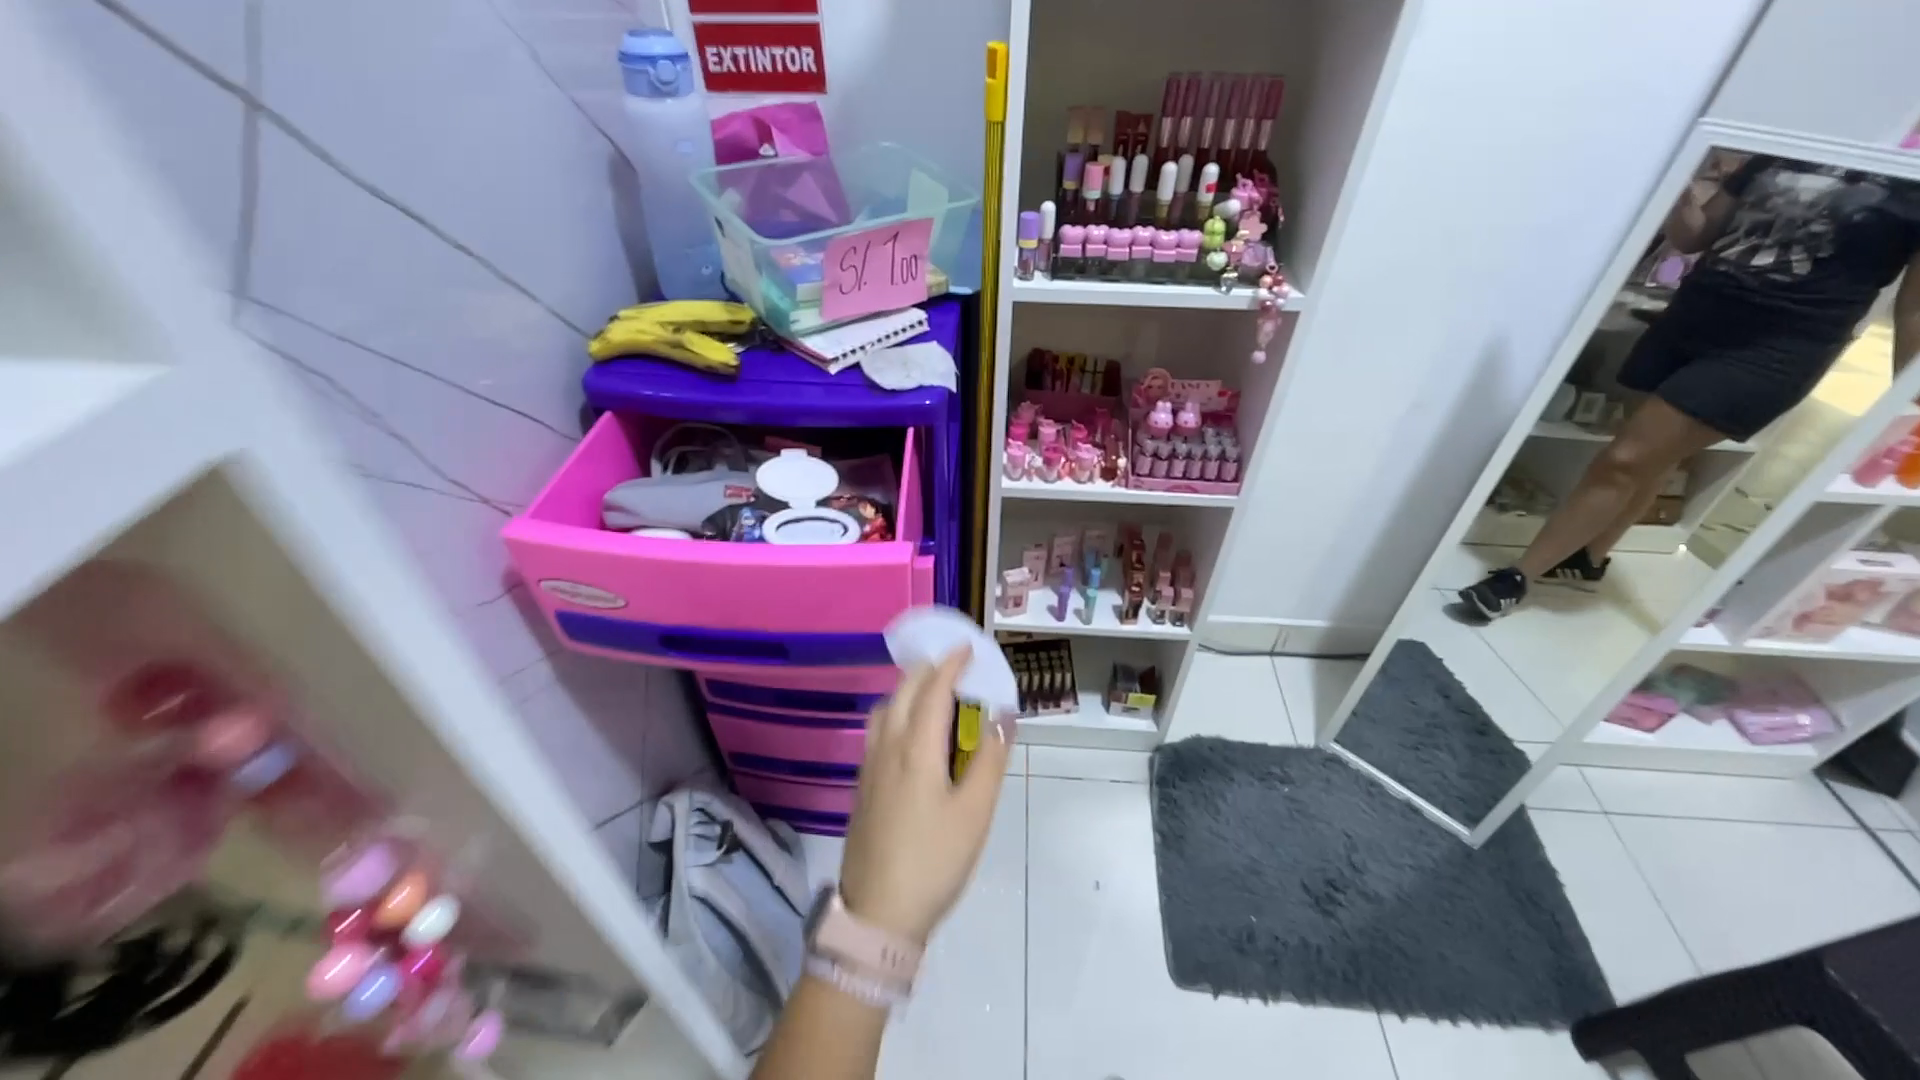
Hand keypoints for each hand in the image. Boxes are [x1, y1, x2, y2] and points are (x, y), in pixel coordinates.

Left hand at [838, 649, 1014, 944]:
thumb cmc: (934, 861)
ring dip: (905, 690)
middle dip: (926, 670)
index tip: (967, 648)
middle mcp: (886, 749)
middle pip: (901, 693)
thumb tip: (1003, 716)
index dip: (950, 665)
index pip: (931, 690)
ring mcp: (868, 768)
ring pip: (883, 711)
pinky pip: (876, 732)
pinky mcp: (862, 788)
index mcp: (915, 750)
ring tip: (931, 692)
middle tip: (952, 663)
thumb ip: (990, 761)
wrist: (878, 914)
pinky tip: (910, 733)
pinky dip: (895, 713)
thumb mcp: (976, 814)